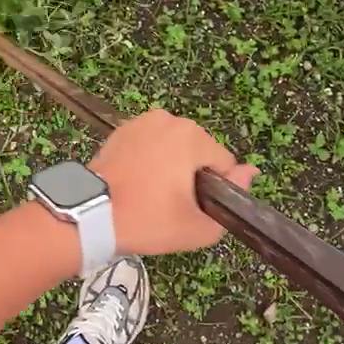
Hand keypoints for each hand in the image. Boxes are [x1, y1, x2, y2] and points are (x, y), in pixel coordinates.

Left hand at [88, 108, 257, 256]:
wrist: (92, 214)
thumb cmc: (149, 219)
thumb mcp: (199, 224)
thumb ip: (233, 197)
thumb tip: (251, 171)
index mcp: (191, 136)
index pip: (223, 162)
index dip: (217, 190)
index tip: (196, 208)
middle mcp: (168, 119)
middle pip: (199, 150)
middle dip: (194, 174)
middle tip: (174, 204)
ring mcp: (142, 121)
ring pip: (174, 146)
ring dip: (172, 165)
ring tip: (155, 194)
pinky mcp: (122, 129)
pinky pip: (151, 144)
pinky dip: (151, 159)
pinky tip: (140, 182)